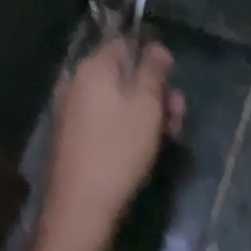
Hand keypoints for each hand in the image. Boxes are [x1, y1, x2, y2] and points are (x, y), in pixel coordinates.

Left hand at [42, 38, 185, 245]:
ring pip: (118, 101)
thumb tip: (155, 46)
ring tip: (169, 137)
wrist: (81, 207)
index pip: (124, 44)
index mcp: (92, 68)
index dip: (152, 58)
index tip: (171, 80)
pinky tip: (146, 149)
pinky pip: (106, 120)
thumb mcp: (146, 106)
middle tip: (177, 116)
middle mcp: (77, 83)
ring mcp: (73, 111)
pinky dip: (127, 128)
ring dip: (147, 114)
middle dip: (155, 92)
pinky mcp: (74, 137)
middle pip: (124, 75)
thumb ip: (152, 71)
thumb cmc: (118, 149)